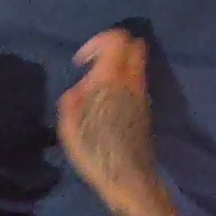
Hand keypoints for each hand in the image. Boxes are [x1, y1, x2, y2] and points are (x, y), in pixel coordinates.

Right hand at [57, 30, 159, 209]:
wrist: (126, 176)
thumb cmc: (94, 150)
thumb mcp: (69, 124)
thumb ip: (73, 97)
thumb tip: (81, 88)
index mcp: (111, 78)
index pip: (115, 39)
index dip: (96, 42)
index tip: (80, 63)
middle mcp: (132, 80)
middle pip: (133, 44)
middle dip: (113, 47)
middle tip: (94, 65)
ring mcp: (143, 93)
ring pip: (138, 62)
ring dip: (120, 64)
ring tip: (100, 85)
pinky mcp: (146, 107)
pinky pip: (138, 79)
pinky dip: (125, 80)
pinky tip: (109, 101)